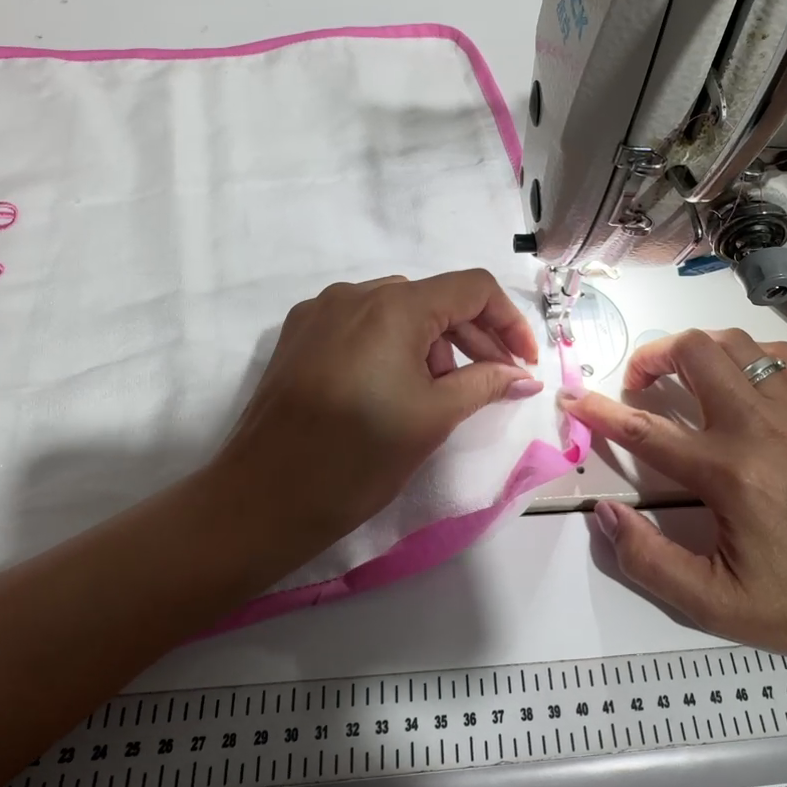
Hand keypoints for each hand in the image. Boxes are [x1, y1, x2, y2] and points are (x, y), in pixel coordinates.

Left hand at [213, 270, 543, 541]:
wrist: (262, 498)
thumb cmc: (357, 458)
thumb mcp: (433, 419)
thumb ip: (485, 383)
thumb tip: (524, 375)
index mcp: (393, 306)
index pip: (471, 288)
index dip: (509, 321)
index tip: (524, 363)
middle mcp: (355, 293)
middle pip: (434, 298)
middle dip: (473, 337)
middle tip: (497, 382)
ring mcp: (321, 311)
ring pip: (398, 311)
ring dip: (433, 343)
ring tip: (443, 392)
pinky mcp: (299, 335)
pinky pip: (362, 325)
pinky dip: (392, 346)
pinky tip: (396, 387)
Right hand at [563, 330, 786, 672]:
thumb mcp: (714, 605)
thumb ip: (648, 560)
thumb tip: (605, 514)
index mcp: (730, 472)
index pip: (647, 429)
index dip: (600, 412)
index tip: (573, 399)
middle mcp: (761, 428)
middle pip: (695, 352)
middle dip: (651, 357)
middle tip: (636, 387)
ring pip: (737, 344)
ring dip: (697, 348)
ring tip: (681, 377)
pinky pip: (779, 358)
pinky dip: (747, 355)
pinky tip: (739, 383)